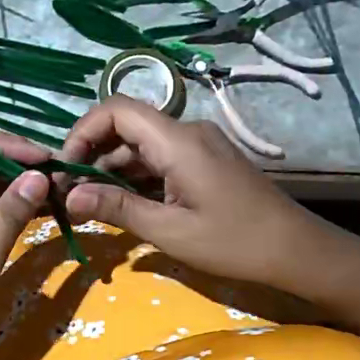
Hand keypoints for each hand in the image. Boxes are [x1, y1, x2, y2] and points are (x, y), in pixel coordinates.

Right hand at [60, 98, 337, 292]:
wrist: (294, 249)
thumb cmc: (233, 242)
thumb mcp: (170, 231)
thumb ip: (117, 209)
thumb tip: (69, 197)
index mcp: (178, 141)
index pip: (117, 110)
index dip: (83, 131)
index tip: (65, 168)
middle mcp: (187, 132)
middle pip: (127, 127)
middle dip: (92, 156)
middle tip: (70, 194)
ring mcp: (199, 146)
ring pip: (142, 146)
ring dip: (113, 170)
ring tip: (90, 205)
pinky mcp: (205, 162)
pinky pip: (161, 159)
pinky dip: (137, 178)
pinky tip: (123, 205)